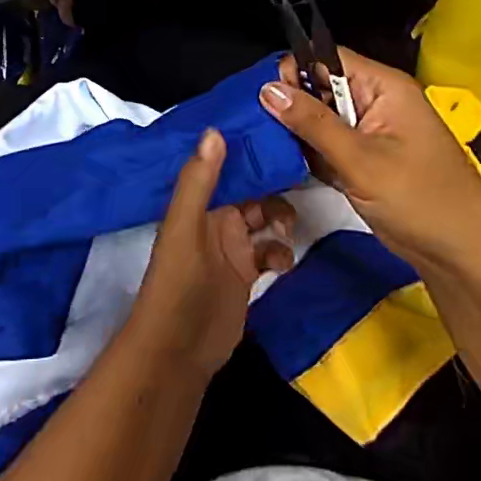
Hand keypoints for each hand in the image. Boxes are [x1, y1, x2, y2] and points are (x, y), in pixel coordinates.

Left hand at [127, 129, 294, 377]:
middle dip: (273, 186)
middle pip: (250, 192)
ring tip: (288, 228)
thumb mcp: (185, 226)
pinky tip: (284, 262)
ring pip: (264, 220)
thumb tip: (215, 131)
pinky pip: (270, 252)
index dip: (248, 153)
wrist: (179, 348)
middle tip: (302, 182)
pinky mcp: (246, 275)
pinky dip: (281, 252)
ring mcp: (231, 248)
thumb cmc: (178, 283)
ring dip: (280, 219)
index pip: (225, 167)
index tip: (281, 136)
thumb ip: (199, 181)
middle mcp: (215, 219)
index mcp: (196, 203)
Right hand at [258, 49, 480, 269]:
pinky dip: (308, 153)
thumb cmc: (422, 202)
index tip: (265, 97)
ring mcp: (368, 132)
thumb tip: (267, 89)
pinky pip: (325, 143)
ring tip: (272, 147)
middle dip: (290, 104)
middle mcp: (374, 102)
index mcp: (383, 88)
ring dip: (297, 132)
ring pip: (318, 117)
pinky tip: (290, 165)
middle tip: (263, 127)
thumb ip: (312, 122)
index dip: (294, 70)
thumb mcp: (361, 160)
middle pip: (318, 86)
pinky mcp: (362, 158)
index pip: (327, 58)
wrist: (463, 257)